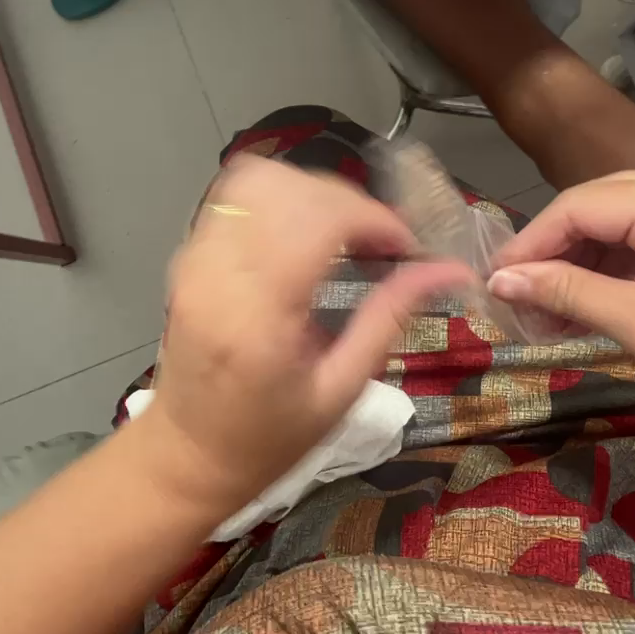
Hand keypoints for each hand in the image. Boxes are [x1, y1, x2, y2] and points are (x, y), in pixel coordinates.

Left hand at [142, 155, 469, 512]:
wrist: (188, 456)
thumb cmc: (268, 439)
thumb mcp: (341, 390)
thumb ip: (389, 317)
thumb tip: (447, 270)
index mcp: (257, 315)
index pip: (319, 219)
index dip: (373, 217)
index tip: (405, 245)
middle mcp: (218, 272)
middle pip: (289, 187)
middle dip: (347, 201)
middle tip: (378, 241)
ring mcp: (195, 257)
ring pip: (257, 177)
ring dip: (311, 191)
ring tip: (343, 232)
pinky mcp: (188, 254)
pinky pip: (235, 195)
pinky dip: (280, 198)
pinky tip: (303, 233)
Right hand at [486, 164, 634, 437]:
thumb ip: (567, 293)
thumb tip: (499, 280)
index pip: (586, 204)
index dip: (533, 241)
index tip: (493, 278)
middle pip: (600, 207)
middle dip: (554, 254)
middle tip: (515, 296)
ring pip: (616, 223)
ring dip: (577, 266)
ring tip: (542, 311)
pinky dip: (608, 271)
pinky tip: (579, 304)